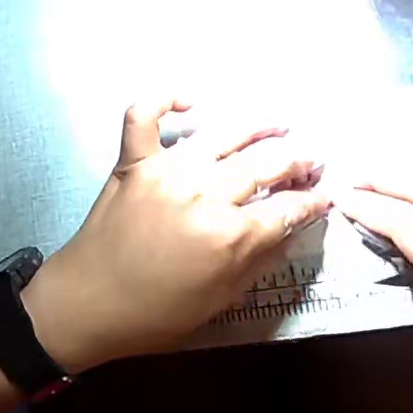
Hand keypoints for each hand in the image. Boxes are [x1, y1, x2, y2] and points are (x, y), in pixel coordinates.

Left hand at [22, 100, 330, 372]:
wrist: (86, 305)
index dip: (313, 201)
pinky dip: (164, 99)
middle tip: (312, 159)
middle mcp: (204, 195)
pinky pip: (144, 115)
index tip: (326, 195)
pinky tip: (189, 100)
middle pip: (264, 165)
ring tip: (279, 122)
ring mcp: (165, 172)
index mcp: (229, 236)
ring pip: (221, 135)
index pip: (286, 209)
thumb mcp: (220, 300)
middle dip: (298, 161)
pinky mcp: (132, 161)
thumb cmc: (157, 313)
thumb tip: (292, 229)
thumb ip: (260, 260)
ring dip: (257, 125)